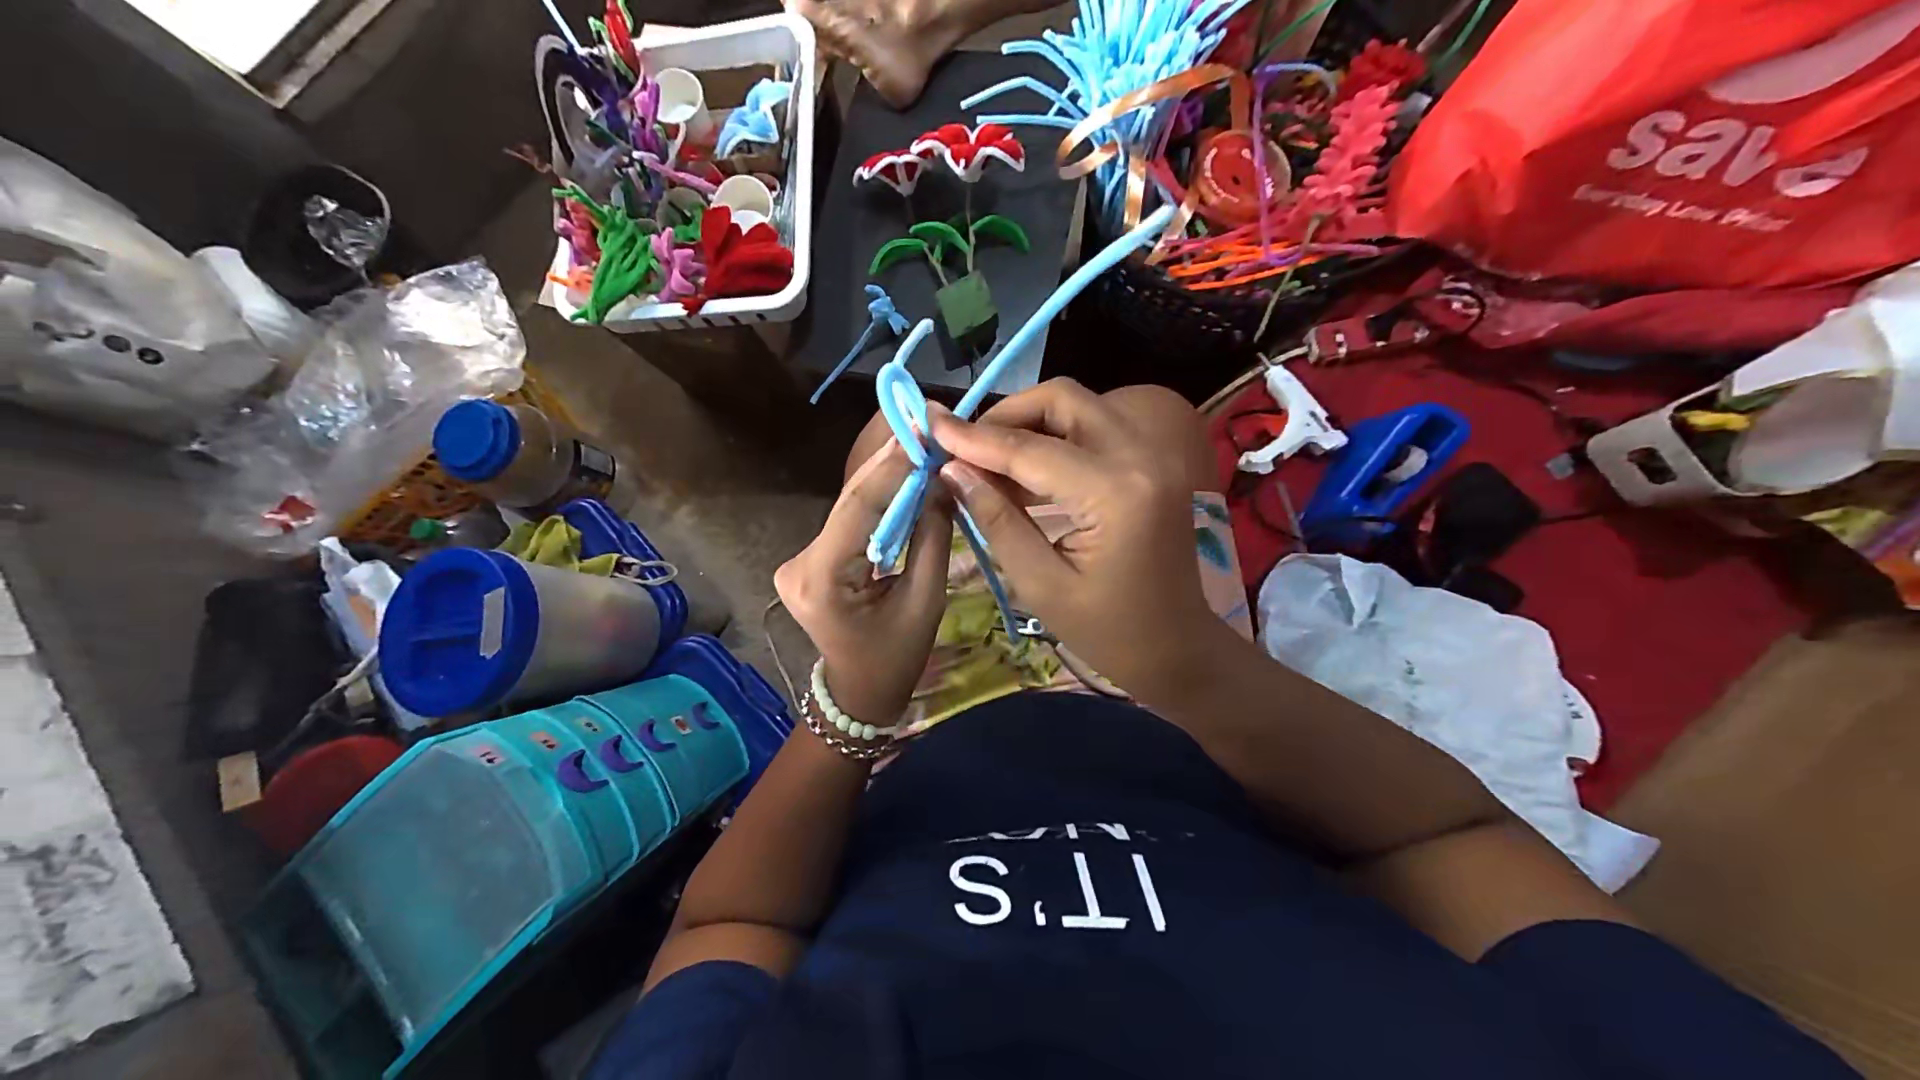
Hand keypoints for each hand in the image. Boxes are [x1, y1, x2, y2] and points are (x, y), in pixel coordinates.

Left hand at [775, 436, 952, 723]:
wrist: (858, 693)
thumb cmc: (896, 659)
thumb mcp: (926, 602)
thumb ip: (933, 537)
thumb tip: (944, 480)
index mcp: (823, 581)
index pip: (860, 507)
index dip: (894, 464)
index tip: (924, 428)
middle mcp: (799, 564)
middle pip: (851, 500)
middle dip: (891, 460)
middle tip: (925, 421)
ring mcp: (797, 560)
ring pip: (850, 506)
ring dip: (886, 474)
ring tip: (920, 438)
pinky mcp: (807, 557)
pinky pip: (848, 520)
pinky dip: (878, 498)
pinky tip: (903, 472)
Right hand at [930, 379, 1225, 699]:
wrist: (1178, 647)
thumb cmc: (1108, 631)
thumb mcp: (1040, 584)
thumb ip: (996, 519)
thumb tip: (952, 469)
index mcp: (1116, 492)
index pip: (1030, 448)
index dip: (973, 437)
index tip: (929, 425)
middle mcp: (1141, 456)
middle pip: (1062, 400)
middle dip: (1006, 415)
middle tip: (965, 447)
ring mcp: (1154, 454)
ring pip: (1079, 406)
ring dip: (1030, 423)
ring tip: (987, 463)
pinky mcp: (1154, 462)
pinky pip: (1095, 428)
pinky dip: (1055, 438)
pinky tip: (1023, 473)